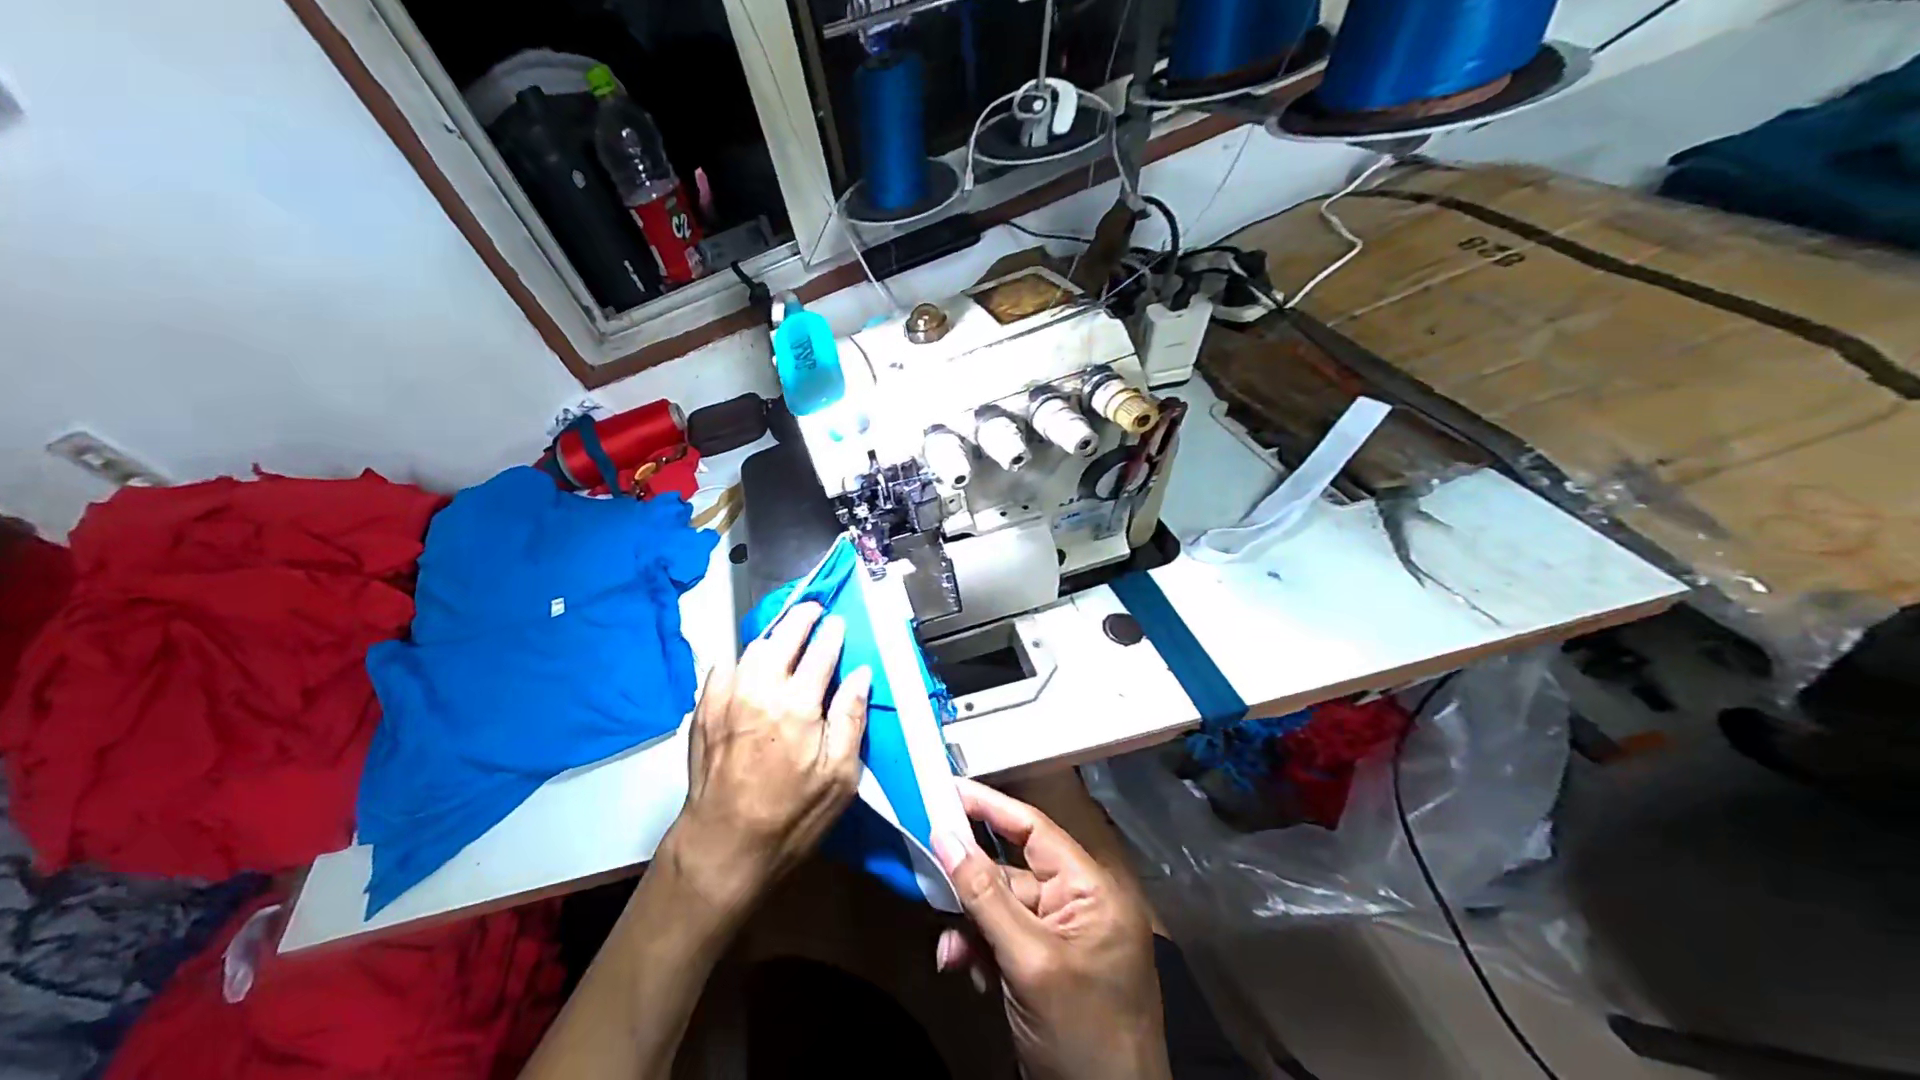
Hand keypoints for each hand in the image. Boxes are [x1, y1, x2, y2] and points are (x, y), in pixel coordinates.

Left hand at [658, 602, 870, 916]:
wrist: (724, 845)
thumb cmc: (792, 815)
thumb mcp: (840, 776)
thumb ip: (850, 718)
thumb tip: (860, 675)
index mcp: (798, 705)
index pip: (821, 652)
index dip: (832, 634)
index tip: (839, 623)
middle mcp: (759, 690)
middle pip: (783, 638)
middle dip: (801, 618)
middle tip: (813, 610)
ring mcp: (726, 698)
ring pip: (751, 649)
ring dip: (772, 636)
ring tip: (784, 634)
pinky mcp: (704, 711)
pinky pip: (722, 668)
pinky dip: (740, 659)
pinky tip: (747, 664)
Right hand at [932, 778, 1170, 1079]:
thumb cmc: (1082, 1031)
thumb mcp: (1031, 961)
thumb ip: (986, 897)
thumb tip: (944, 837)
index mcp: (1091, 888)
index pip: (1035, 830)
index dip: (990, 807)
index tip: (946, 789)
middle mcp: (1077, 904)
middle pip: (1011, 871)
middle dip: (970, 883)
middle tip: (927, 871)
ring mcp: (1059, 939)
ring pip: (999, 910)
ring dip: (969, 927)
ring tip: (950, 952)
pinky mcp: (1042, 969)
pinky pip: (1001, 942)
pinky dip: (978, 952)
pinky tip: (961, 969)